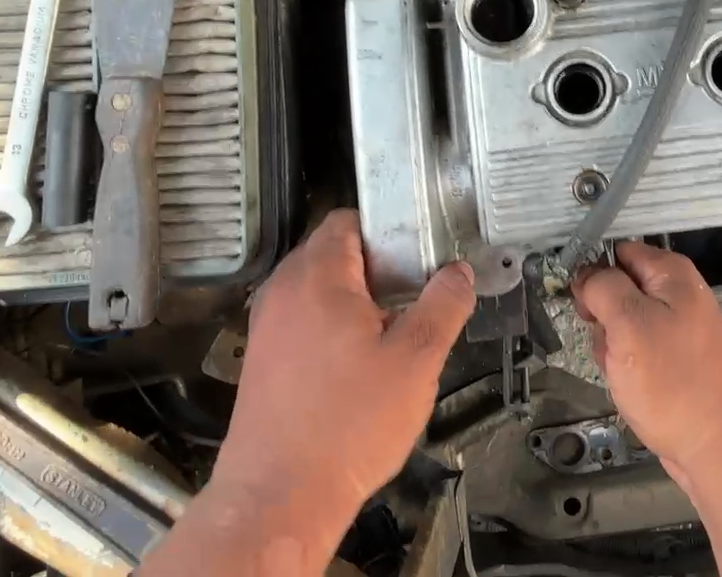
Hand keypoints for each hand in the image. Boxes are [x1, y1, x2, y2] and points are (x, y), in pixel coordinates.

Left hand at [212, 209, 475, 511]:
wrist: (279, 500)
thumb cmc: (348, 424)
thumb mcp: (417, 358)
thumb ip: (444, 304)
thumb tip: (459, 273)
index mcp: (317, 277)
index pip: (348, 220)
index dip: (388, 228)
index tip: (419, 251)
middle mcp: (282, 292)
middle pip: (334, 251)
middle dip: (377, 264)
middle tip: (415, 291)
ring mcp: (267, 327)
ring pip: (319, 288)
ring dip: (357, 296)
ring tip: (394, 329)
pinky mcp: (262, 360)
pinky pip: (303, 319)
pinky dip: (333, 324)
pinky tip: (361, 362)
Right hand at [572, 242, 721, 473]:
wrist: (719, 447)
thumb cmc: (672, 382)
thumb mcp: (628, 324)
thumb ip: (603, 287)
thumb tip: (588, 273)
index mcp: (672, 273)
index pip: (618, 253)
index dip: (595, 275)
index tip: (583, 306)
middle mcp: (680, 293)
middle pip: (620, 289)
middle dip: (604, 318)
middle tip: (610, 346)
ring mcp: (681, 327)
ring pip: (626, 324)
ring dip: (613, 347)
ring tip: (624, 373)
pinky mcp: (680, 359)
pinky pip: (641, 351)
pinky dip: (629, 366)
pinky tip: (633, 387)